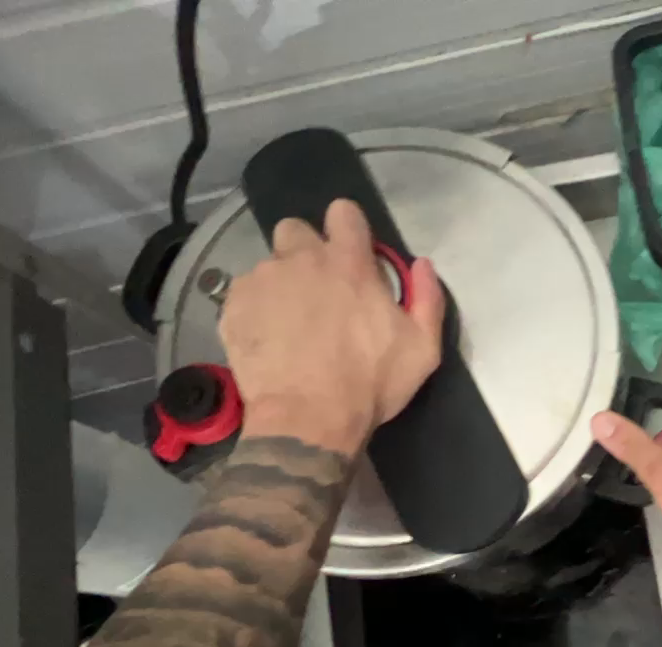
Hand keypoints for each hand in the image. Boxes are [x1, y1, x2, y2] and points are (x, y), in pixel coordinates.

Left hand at [218, 198, 445, 451]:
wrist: (308, 419)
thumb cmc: (371, 383)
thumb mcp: (423, 349)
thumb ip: (428, 298)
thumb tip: (422, 264)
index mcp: (349, 264)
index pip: (344, 213)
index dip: (351, 229)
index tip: (356, 252)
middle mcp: (300, 260)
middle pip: (297, 229)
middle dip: (309, 251)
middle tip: (323, 290)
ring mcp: (262, 281)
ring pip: (271, 265)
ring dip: (285, 284)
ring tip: (297, 325)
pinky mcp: (234, 306)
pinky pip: (247, 295)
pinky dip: (261, 310)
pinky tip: (276, 341)